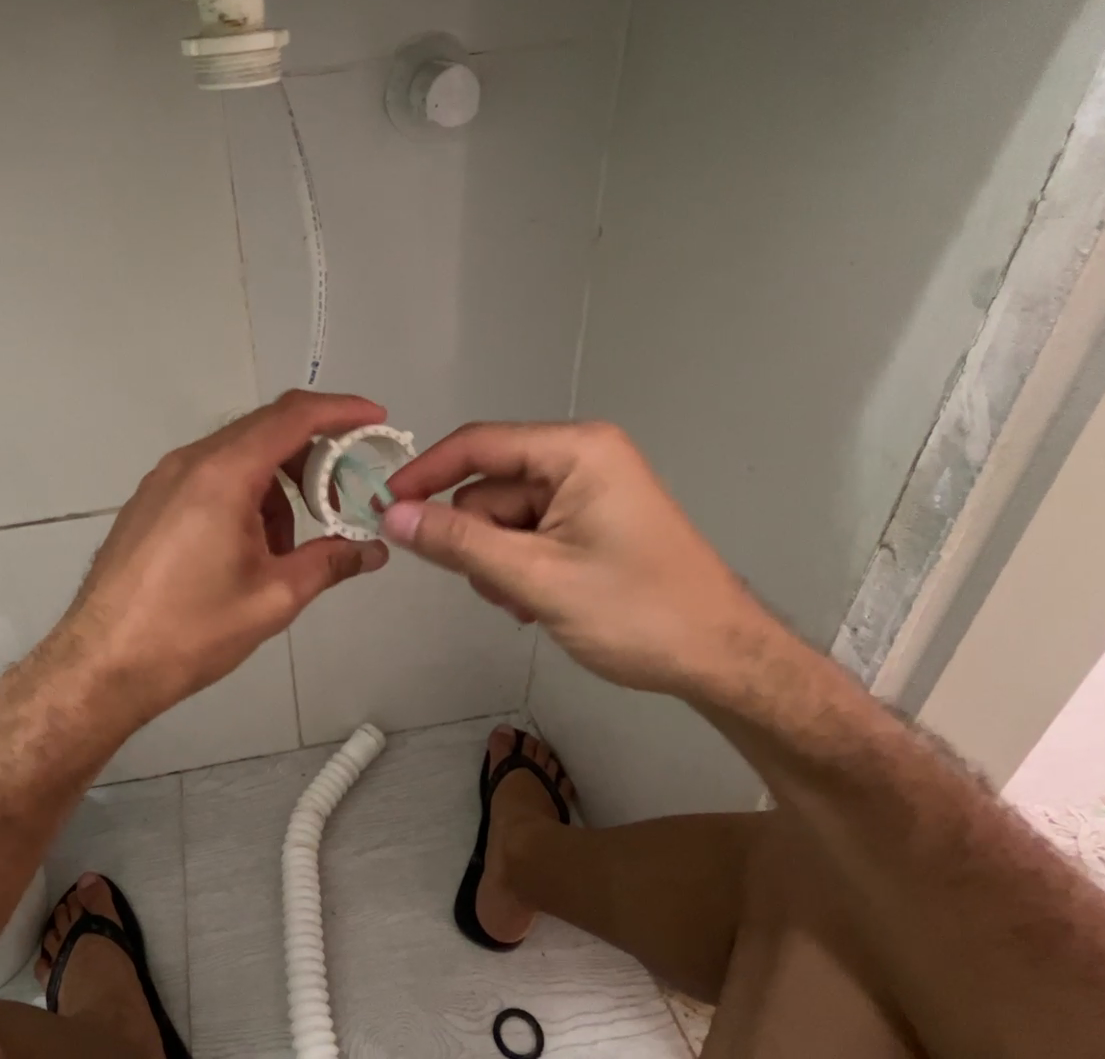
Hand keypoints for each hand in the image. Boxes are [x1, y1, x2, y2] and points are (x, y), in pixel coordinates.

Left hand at [52, 390, 389, 720]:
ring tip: (291, 543)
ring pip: (237, 457)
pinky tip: (248, 547)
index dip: (341, 411)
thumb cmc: (191, 630)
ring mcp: (163, 480)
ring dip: (277, 485)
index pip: (293, 417)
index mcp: (223, 474)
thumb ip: (330, 563)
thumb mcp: (274, 598)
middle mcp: (190, 462)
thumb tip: (372, 550)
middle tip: (343, 497)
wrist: (103, 663)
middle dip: (312, 457)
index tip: (376, 419)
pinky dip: (244, 495)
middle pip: (265, 431)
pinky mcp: (149, 502)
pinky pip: (209, 477)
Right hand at [381, 421, 788, 698]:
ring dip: (497, 561)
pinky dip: (518, 566)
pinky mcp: (591, 522)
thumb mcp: (535, 577)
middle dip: (477, 539)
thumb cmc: (635, 611)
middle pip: (489, 487)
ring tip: (525, 602)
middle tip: (493, 587)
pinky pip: (527, 533)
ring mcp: (588, 492)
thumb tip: (392, 515)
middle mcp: (581, 459)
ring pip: (503, 517)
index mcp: (576, 452)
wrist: (722, 659)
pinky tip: (537, 601)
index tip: (383, 509)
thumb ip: (459, 543)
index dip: (425, 474)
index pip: (479, 445)